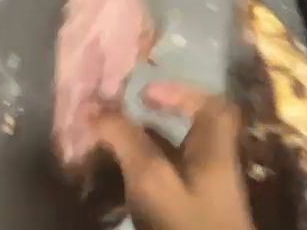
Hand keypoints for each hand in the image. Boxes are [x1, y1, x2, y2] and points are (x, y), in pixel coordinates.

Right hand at [87, 80, 251, 229]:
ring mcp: (198, 197)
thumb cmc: (187, 224)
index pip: (211, 106)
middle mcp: (209, 169)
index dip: (179, 90)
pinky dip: (131, 178)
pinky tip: (105, 186)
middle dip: (137, 124)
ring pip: (162, 159)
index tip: (142, 94)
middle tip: (105, 123)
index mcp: (213, 152)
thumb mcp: (152, 178)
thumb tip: (93, 106)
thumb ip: (124, 137)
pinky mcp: (184, 218)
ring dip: (128, 151)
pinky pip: (156, 185)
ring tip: (94, 153)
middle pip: (177, 132)